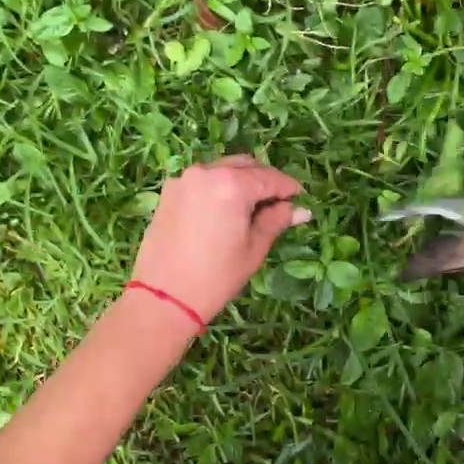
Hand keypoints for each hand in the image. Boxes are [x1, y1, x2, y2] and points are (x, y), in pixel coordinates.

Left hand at [131, 154, 310, 321]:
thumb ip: (275, 221)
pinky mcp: (169, 191)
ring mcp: (184, 179)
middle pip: (245, 166)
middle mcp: (206, 172)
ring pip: (222, 169)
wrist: (163, 297)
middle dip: (264, 181)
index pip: (269, 178)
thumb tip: (300, 209)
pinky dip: (217, 187)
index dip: (288, 188)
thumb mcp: (253, 249)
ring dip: (240, 181)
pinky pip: (202, 180)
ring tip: (249, 210)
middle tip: (276, 205)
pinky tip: (223, 211)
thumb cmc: (215, 277)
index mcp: (231, 184)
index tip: (299, 198)